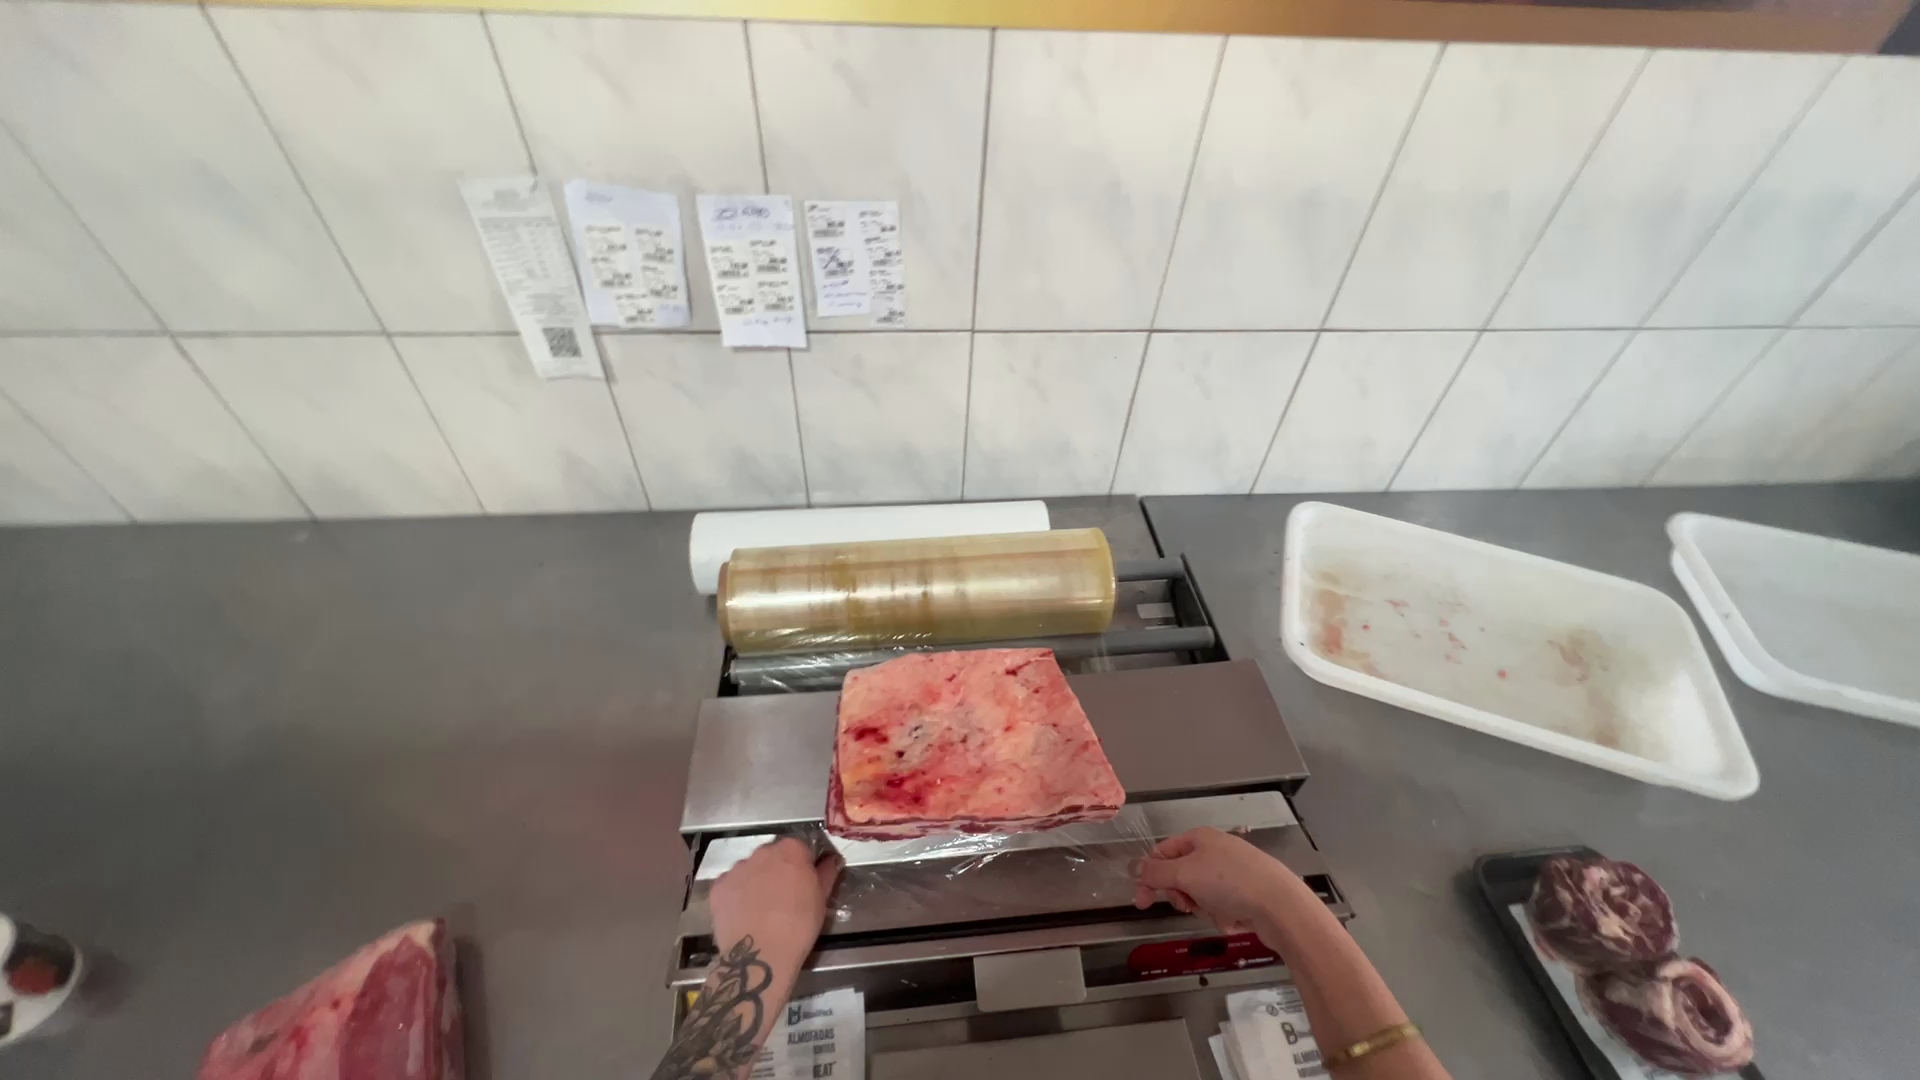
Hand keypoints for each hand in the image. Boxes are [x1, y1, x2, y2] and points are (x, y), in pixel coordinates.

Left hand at [710, 837, 843, 966]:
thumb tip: (832, 860)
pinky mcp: (718, 887)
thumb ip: (827, 873)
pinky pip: (730, 885)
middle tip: (783, 897)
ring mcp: (737, 868)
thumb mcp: (821, 899)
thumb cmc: (799, 925)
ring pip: (750, 869)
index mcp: (791, 849)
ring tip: (761, 909)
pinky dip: (737, 895)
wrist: (760, 956)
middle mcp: (762, 852)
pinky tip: (744, 914)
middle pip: (772, 855)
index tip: (803, 884)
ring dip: (756, 881)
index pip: (799, 848)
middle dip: (777, 870)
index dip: (802, 865)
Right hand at [1129, 827, 1296, 934]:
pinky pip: (1222, 905)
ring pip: (1201, 894)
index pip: (1162, 853)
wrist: (1281, 906)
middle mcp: (1216, 850)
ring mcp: (1234, 871)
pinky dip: (1223, 915)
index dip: (1150, 877)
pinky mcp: (1249, 893)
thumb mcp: (1184, 874)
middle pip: (1181, 875)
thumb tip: (1132, 866)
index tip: (1142, 903)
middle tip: (1187, 906)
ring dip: (1203, 907)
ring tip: (1218, 912)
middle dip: (1182, 894)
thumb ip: (1154, 872)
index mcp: (1199, 838)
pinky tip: (1234, 919)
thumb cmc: (1229, 883)